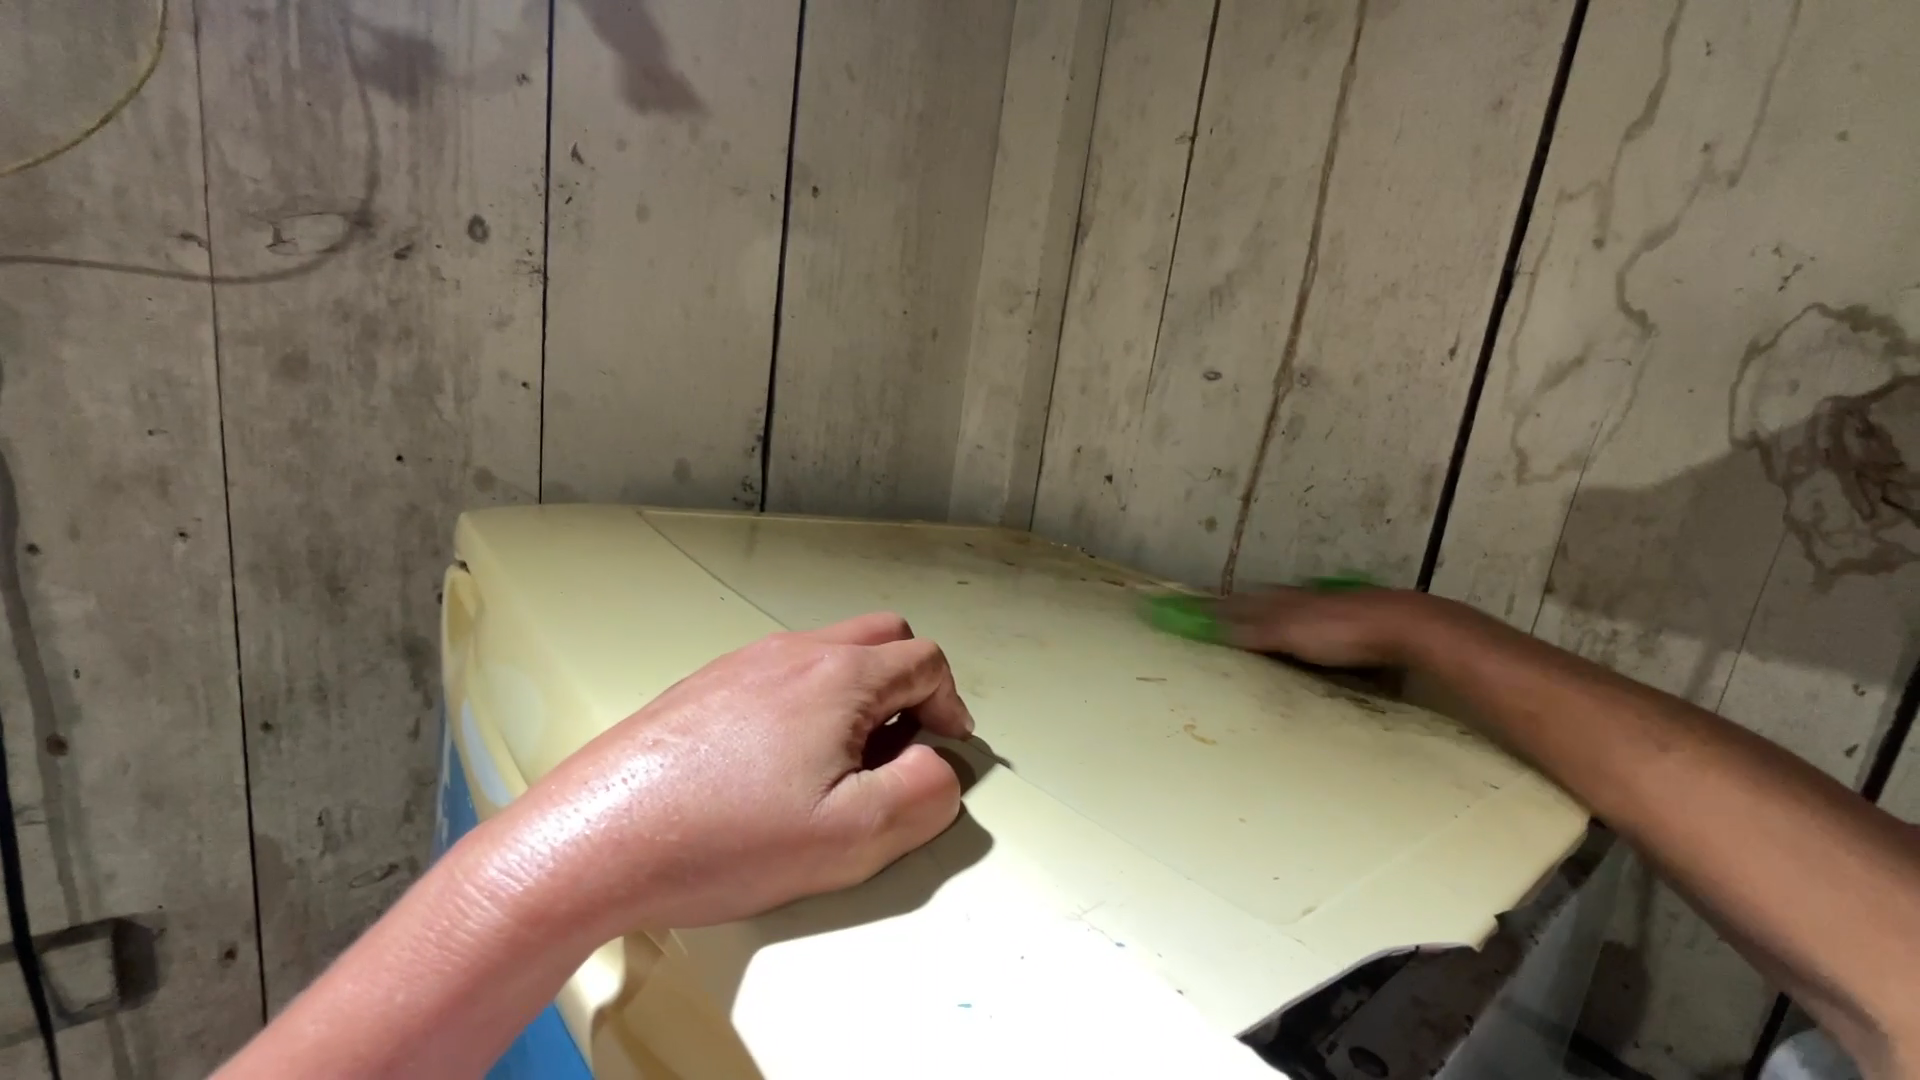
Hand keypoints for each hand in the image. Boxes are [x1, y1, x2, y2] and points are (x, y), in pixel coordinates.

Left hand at [480, 613, 973, 935]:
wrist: (597, 839)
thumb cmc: (723, 837)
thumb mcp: (852, 837)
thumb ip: (924, 794)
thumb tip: (938, 766)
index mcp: (838, 676)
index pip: (925, 661)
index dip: (949, 702)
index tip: (947, 743)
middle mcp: (794, 652)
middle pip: (882, 635)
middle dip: (910, 682)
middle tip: (903, 741)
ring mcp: (745, 662)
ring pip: (830, 650)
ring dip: (860, 689)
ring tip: (842, 757)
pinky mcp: (709, 683)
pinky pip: (782, 672)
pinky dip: (812, 697)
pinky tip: (781, 758)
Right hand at [1215, 586, 1443, 667]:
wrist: (1403, 625)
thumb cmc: (1341, 633)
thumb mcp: (1289, 634)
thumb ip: (1254, 631)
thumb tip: (1212, 625)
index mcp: (1282, 600)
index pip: (1241, 602)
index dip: (1219, 607)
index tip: (1195, 611)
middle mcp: (1300, 598)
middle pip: (1263, 598)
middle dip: (1242, 604)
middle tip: (1223, 609)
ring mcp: (1328, 605)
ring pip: (1290, 604)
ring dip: (1271, 609)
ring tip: (1259, 616)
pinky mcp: (1352, 617)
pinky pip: (1314, 615)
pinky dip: (1300, 619)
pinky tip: (1306, 629)